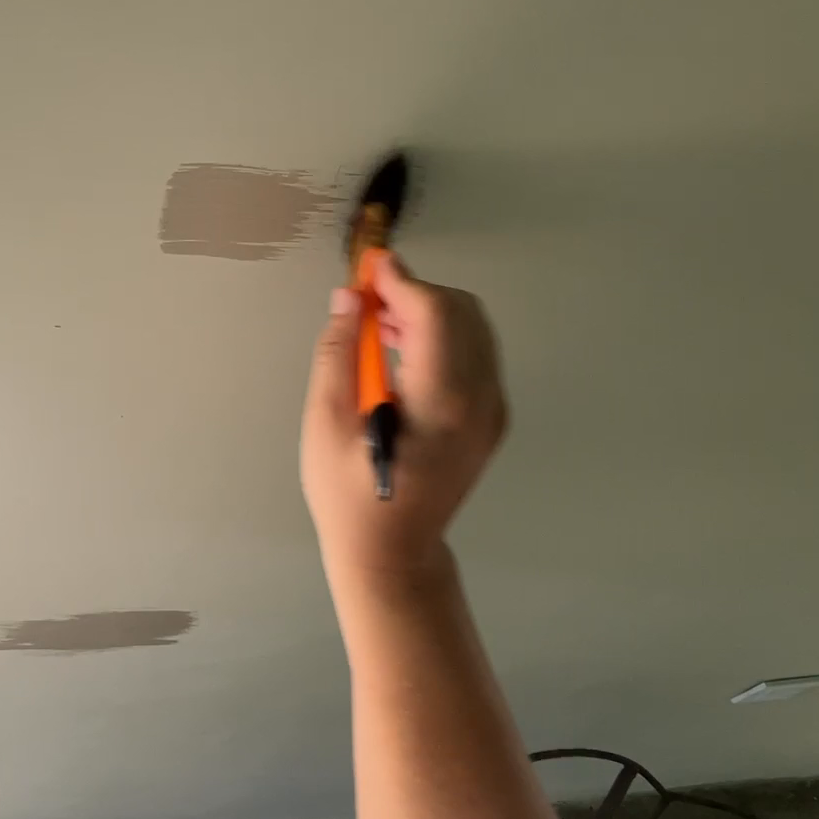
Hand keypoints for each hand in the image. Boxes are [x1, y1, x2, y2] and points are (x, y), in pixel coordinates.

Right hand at [301, 257, 507, 594]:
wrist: (391, 552)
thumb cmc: (348, 493)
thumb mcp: (326, 422)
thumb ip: (338, 354)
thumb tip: (347, 300)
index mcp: (441, 401)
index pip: (434, 313)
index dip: (400, 281)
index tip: (368, 266)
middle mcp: (481, 399)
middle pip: (462, 312)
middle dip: (415, 293)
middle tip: (366, 302)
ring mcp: (492, 411)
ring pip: (473, 330)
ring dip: (428, 313)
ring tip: (377, 326)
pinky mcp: (489, 420)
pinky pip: (474, 355)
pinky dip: (441, 338)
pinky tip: (401, 355)